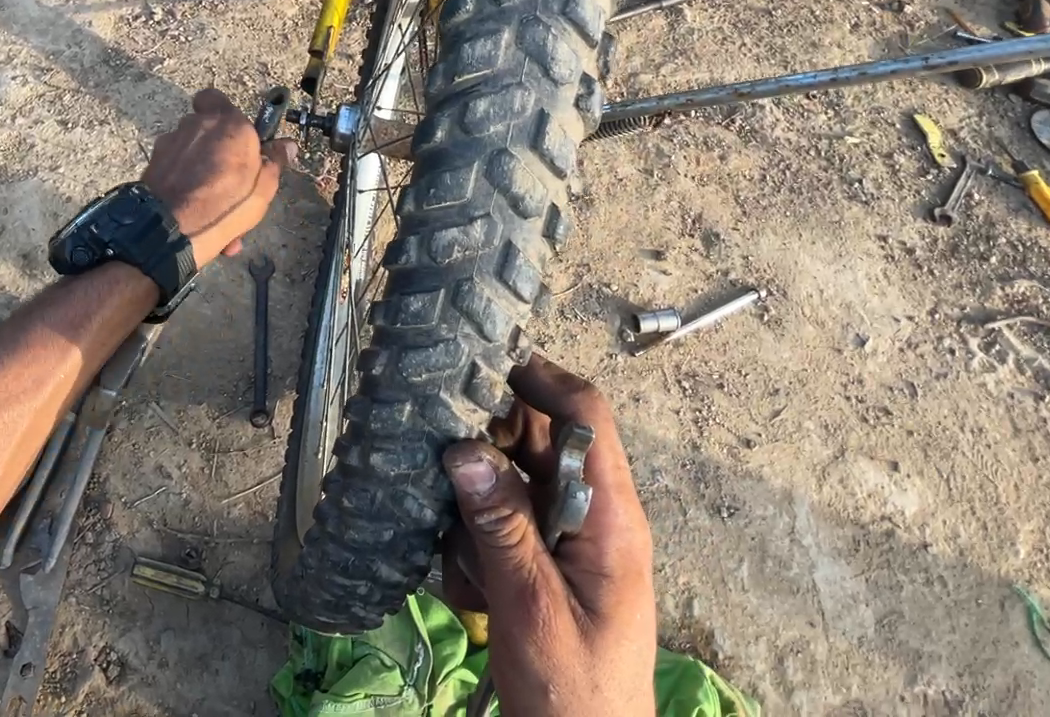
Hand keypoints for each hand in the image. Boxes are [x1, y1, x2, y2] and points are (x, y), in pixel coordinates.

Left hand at [142, 88, 292, 267]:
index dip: (224, 114)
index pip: (216, 97)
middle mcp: (196, 125)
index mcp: (228, 124)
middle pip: (205, 129)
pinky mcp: (153, 163)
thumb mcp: (264, 188)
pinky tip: (195, 211)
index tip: (237, 136)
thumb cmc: (225, 205)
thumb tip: (287, 145)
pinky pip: (175, 170)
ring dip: (200, 169)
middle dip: (216, 148)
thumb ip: (275, 162)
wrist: (171, 230)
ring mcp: (170, 143)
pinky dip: (184, 184)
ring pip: (190, 151)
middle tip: (230, 176)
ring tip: (213, 202)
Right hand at [440, 358, 655, 715]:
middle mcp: (592, 513)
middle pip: (539, 441)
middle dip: (487, 449)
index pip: (586, 416)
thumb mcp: (531, 608)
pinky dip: (474, 541)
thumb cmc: (572, 692)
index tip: (478, 366)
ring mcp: (567, 536)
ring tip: (461, 561)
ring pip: (510, 479)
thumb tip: (464, 449)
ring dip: (474, 508)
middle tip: (439, 464)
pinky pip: (500, 519)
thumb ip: (500, 526)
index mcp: (610, 517)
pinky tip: (468, 585)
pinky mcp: (543, 557)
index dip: (539, 380)